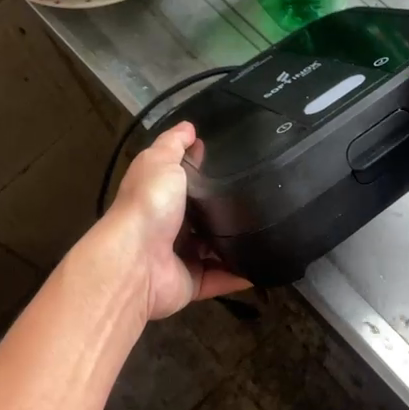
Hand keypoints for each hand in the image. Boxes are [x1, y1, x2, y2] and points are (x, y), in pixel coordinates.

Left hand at [100, 122, 251, 320]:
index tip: (236, 162)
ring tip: (270, 229)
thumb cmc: (149, 203)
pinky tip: (265, 263)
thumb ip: (174, 144)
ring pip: (214, 248)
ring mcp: (180, 256)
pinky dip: (241, 274)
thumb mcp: (160, 161)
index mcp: (160, 195)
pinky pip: (221, 278)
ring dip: (237, 243)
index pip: (184, 181)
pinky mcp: (192, 282)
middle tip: (263, 197)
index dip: (205, 171)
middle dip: (226, 209)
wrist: (137, 259)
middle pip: (202, 216)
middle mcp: (169, 225)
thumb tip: (189, 127)